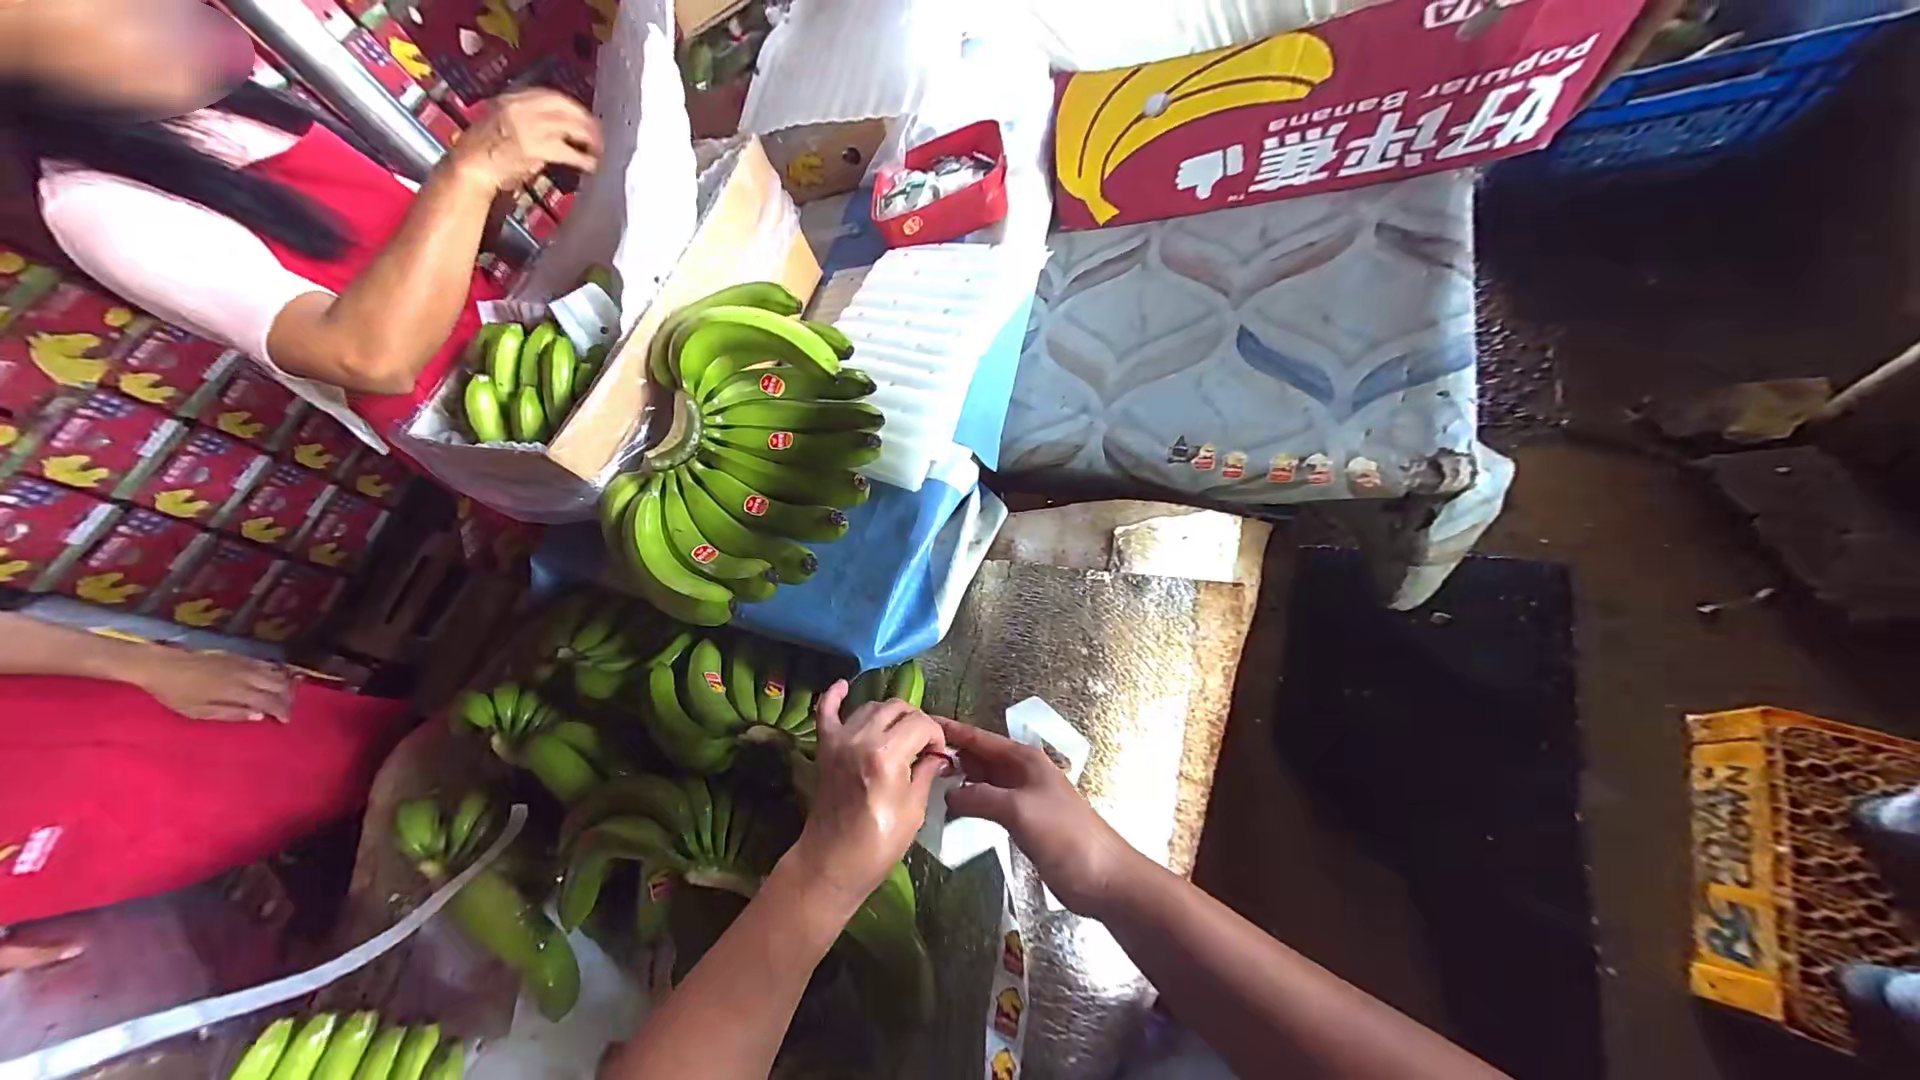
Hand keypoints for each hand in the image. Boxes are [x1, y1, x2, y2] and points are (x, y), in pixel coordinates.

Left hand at [127, 646, 293, 721]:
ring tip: (282, 696)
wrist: (162, 665)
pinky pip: (270, 665)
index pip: (271, 702)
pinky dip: (278, 673)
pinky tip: (274, 679)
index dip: (282, 711)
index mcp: (238, 691)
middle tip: (285, 709)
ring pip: (279, 674)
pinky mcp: (244, 657)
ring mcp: (248, 665)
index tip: (285, 720)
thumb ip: (229, 713)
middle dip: (287, 699)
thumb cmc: (175, 692)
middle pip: (281, 687)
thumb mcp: (195, 711)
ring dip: (285, 686)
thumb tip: (259, 716)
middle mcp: (250, 676)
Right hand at [448, 88, 601, 192]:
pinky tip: (591, 165)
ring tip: (599, 152)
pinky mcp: (534, 148)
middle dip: (587, 122)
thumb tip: (561, 126)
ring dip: (590, 140)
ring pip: (570, 126)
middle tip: (600, 137)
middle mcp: (520, 107)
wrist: (472, 166)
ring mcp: (527, 126)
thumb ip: (531, 118)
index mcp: (512, 98)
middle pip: (565, 107)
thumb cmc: (489, 150)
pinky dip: (584, 159)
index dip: (575, 107)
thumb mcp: (507, 121)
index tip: (588, 119)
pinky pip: (568, 151)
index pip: (552, 95)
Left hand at [784, 681, 949, 910]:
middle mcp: (861, 739)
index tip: (938, 754)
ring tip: (900, 734)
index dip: (935, 736)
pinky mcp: (825, 747)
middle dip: (917, 721)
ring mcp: (840, 741)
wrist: (830, 863)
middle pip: (898, 708)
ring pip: (871, 706)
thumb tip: (937, 756)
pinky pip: (826, 712)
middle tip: (923, 745)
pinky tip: (844, 686)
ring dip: (890, 714)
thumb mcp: (914, 809)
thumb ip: (925, 772)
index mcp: (886, 755)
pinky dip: (834, 696)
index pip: (921, 724)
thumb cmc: (878, 844)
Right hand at [940, 719, 1141, 916]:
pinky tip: (951, 808)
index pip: (979, 737)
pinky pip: (987, 801)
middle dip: (950, 753)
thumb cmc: (1064, 835)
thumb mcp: (1017, 810)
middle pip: (978, 756)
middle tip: (914, 757)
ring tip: (924, 780)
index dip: (952, 729)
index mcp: (1023, 759)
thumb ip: (979, 798)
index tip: (922, 722)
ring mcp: (1021, 795)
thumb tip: (947, 796)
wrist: (1102, 876)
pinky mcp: (1021, 819)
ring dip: (958, 778)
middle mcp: (1020, 771)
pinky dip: (969, 800)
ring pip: (982, 779)